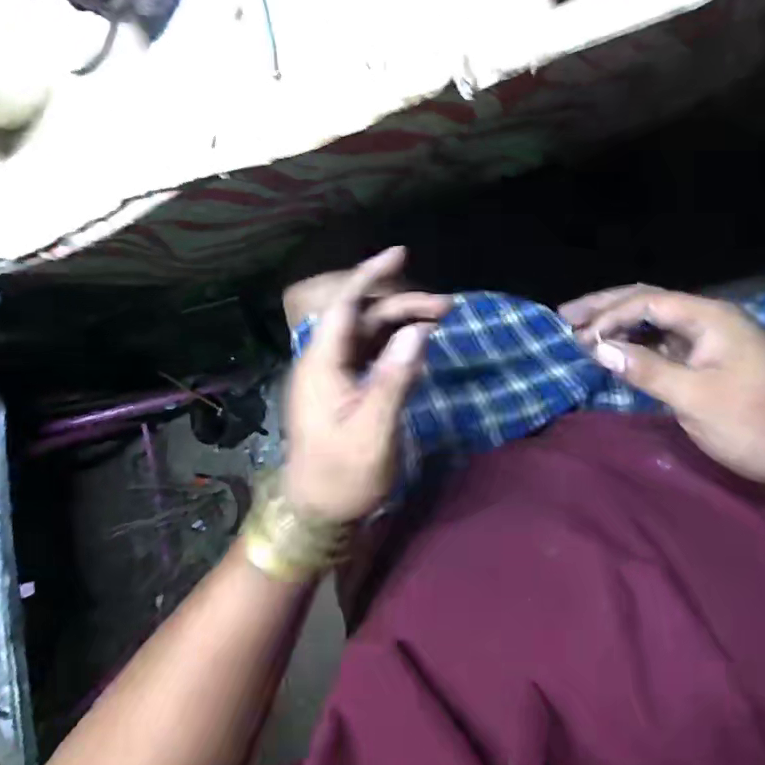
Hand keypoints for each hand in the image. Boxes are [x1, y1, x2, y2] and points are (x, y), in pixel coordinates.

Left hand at [285, 247, 449, 521]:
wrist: (317, 511)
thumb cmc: (342, 474)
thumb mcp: (374, 430)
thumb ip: (395, 378)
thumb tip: (418, 332)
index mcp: (321, 364)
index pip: (345, 304)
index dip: (370, 274)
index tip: (401, 252)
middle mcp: (323, 361)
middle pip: (362, 317)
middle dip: (402, 306)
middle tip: (448, 309)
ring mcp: (331, 376)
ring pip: (367, 335)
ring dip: (401, 325)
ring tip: (441, 323)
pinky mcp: (341, 390)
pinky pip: (368, 355)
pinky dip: (394, 346)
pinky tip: (419, 349)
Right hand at [560, 286, 764, 490]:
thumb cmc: (758, 425)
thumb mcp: (696, 399)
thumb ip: (646, 369)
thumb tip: (597, 347)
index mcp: (713, 318)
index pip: (648, 301)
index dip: (608, 315)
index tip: (577, 336)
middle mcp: (711, 321)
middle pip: (649, 302)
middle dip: (605, 308)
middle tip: (564, 316)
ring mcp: (713, 342)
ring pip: (655, 322)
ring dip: (618, 325)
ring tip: (580, 331)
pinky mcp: (712, 364)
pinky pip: (664, 343)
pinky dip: (635, 344)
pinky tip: (615, 352)